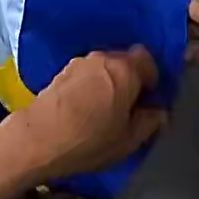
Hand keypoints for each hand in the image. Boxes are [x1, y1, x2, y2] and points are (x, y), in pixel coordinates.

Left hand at [0, 46, 167, 184]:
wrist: (38, 138)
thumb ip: (149, 123)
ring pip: (104, 67)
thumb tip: (160, 113)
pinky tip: (83, 108)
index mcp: (126, 70)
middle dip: (129, 79)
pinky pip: (86, 74)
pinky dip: (90, 85)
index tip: (147, 98)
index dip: (150, 77)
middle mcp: (105, 58)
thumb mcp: (127, 141)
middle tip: (126, 106)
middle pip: (125, 61)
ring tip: (102, 109)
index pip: (148, 59)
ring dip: (108, 82)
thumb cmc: (89, 139)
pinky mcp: (62, 71)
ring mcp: (81, 62)